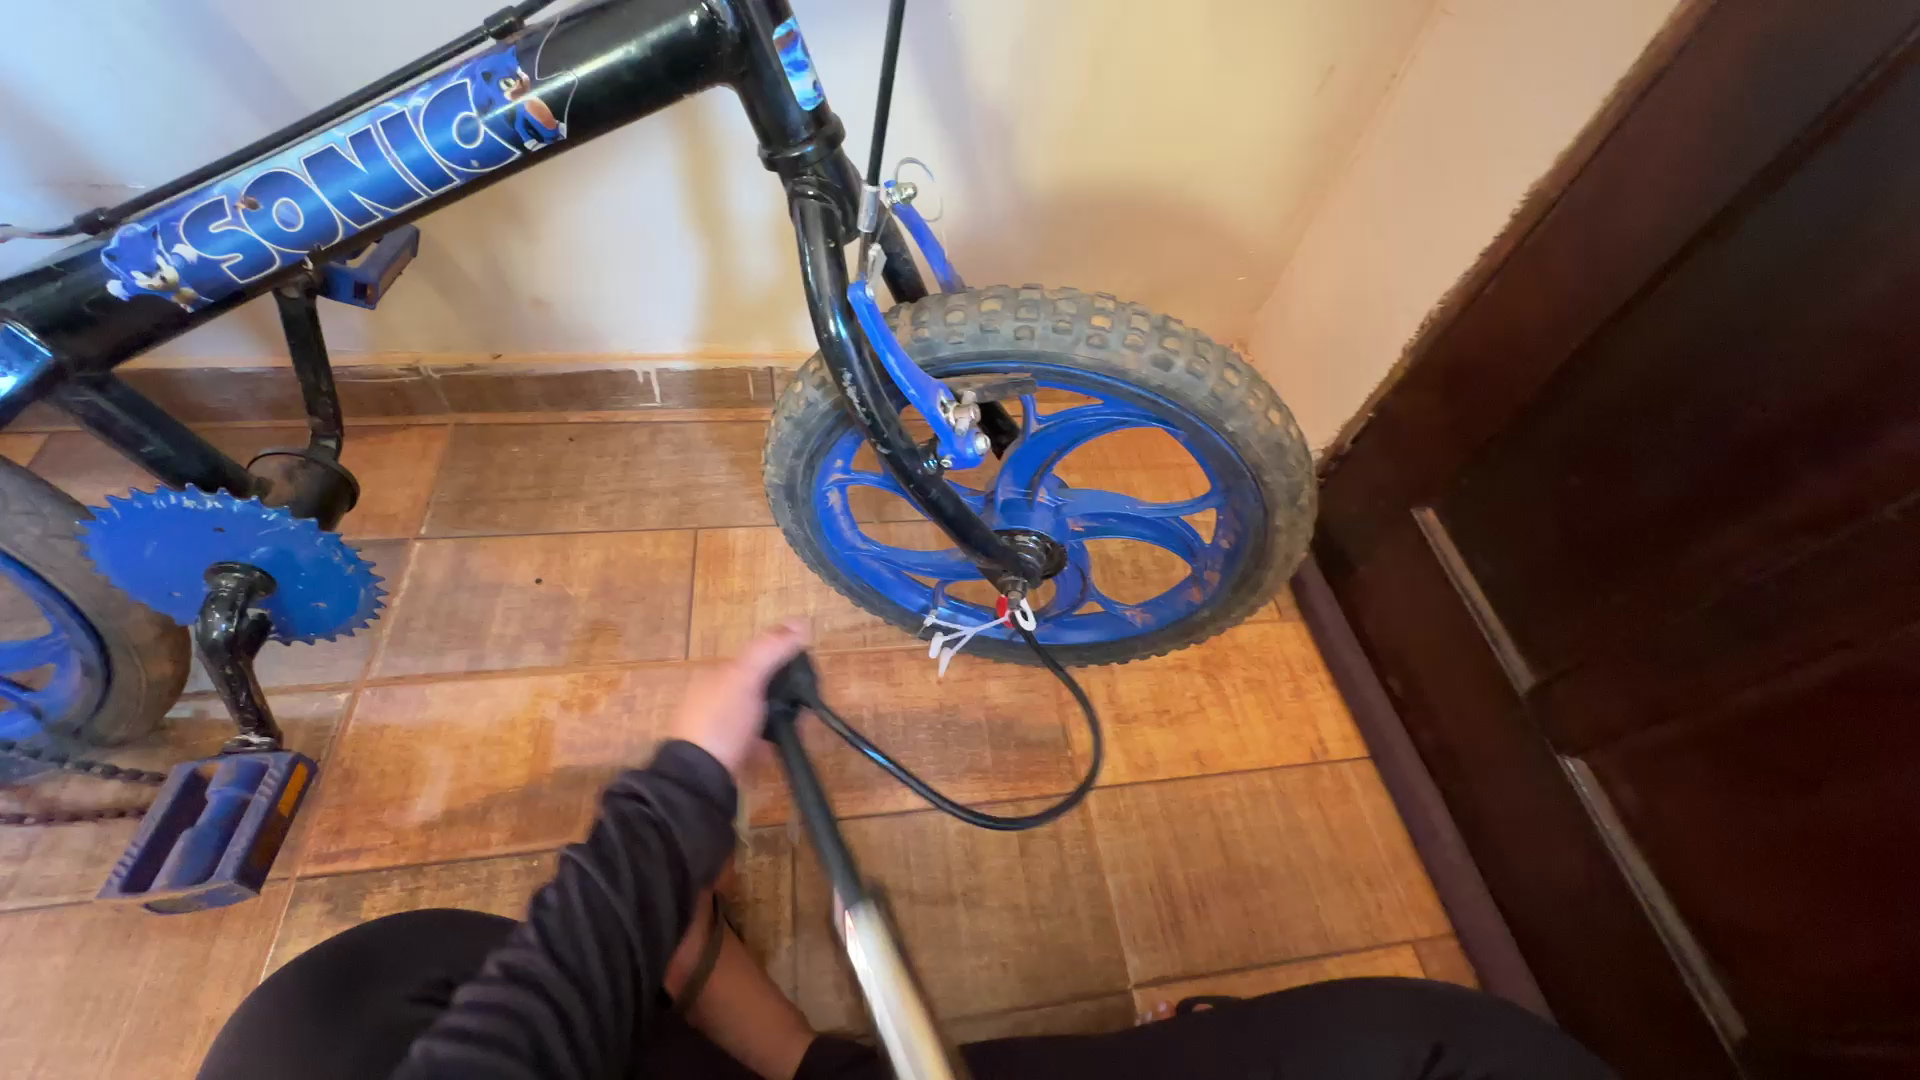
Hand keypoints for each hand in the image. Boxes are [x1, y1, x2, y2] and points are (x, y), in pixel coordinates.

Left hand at [669, 620, 808, 777]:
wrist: (699, 779)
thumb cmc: (721, 721)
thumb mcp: (746, 677)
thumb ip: (771, 649)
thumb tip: (801, 622)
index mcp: (717, 674)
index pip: (757, 657)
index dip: (783, 661)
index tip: (806, 674)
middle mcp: (716, 698)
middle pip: (760, 686)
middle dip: (785, 693)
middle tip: (807, 705)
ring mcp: (721, 727)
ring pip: (761, 713)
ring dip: (782, 716)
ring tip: (801, 725)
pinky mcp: (728, 753)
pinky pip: (758, 739)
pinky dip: (772, 739)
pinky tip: (783, 744)